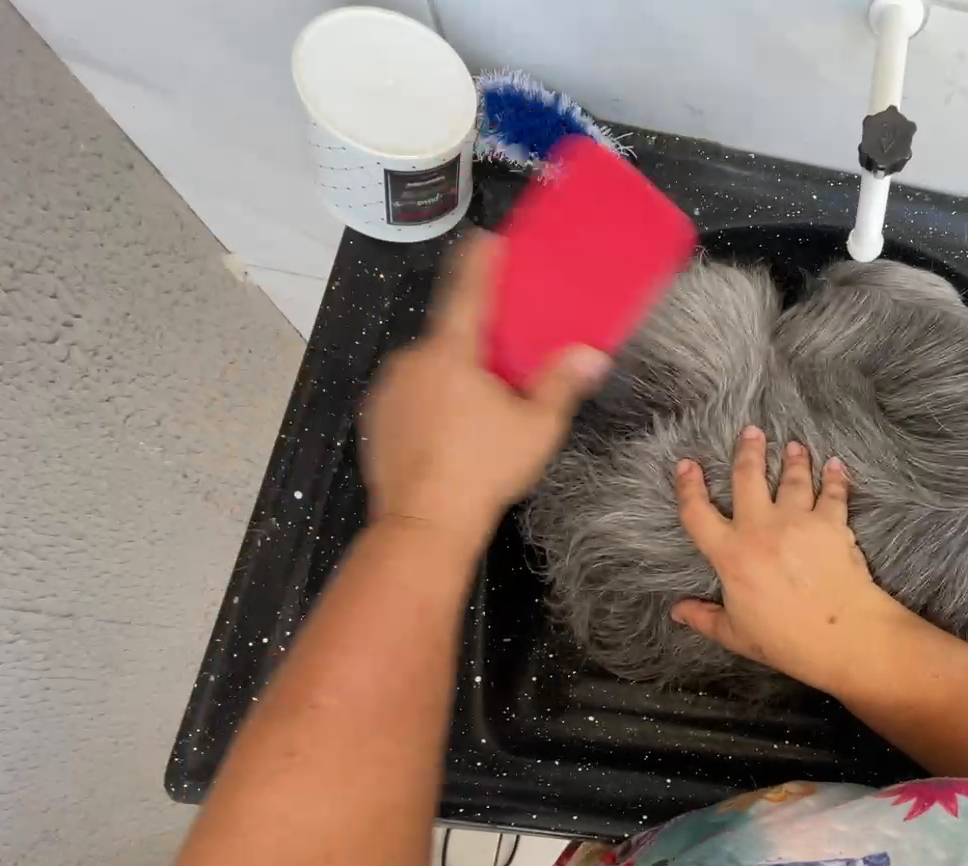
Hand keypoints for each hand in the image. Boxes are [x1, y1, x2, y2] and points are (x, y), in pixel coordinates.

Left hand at [359, 232, 609, 542]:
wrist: (425, 522)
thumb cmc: (484, 469)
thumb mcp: (537, 428)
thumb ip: (562, 385)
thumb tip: (592, 356)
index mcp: (452, 354)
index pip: (467, 292)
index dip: (480, 264)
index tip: (486, 240)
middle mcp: (412, 361)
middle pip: (450, 340)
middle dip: (475, 350)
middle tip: (503, 377)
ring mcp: (388, 390)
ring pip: (429, 372)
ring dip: (452, 381)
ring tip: (477, 419)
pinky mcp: (375, 419)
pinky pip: (409, 398)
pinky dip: (429, 405)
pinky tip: (449, 436)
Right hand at [671, 426, 914, 692]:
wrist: (840, 635)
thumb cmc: (785, 640)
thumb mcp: (735, 634)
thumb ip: (704, 617)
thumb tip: (678, 611)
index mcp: (730, 555)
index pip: (698, 513)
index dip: (688, 487)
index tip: (686, 465)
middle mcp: (761, 528)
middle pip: (747, 478)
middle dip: (748, 451)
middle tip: (751, 432)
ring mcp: (798, 521)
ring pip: (793, 479)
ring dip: (793, 459)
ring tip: (794, 446)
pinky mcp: (832, 523)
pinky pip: (833, 493)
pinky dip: (834, 477)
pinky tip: (835, 465)